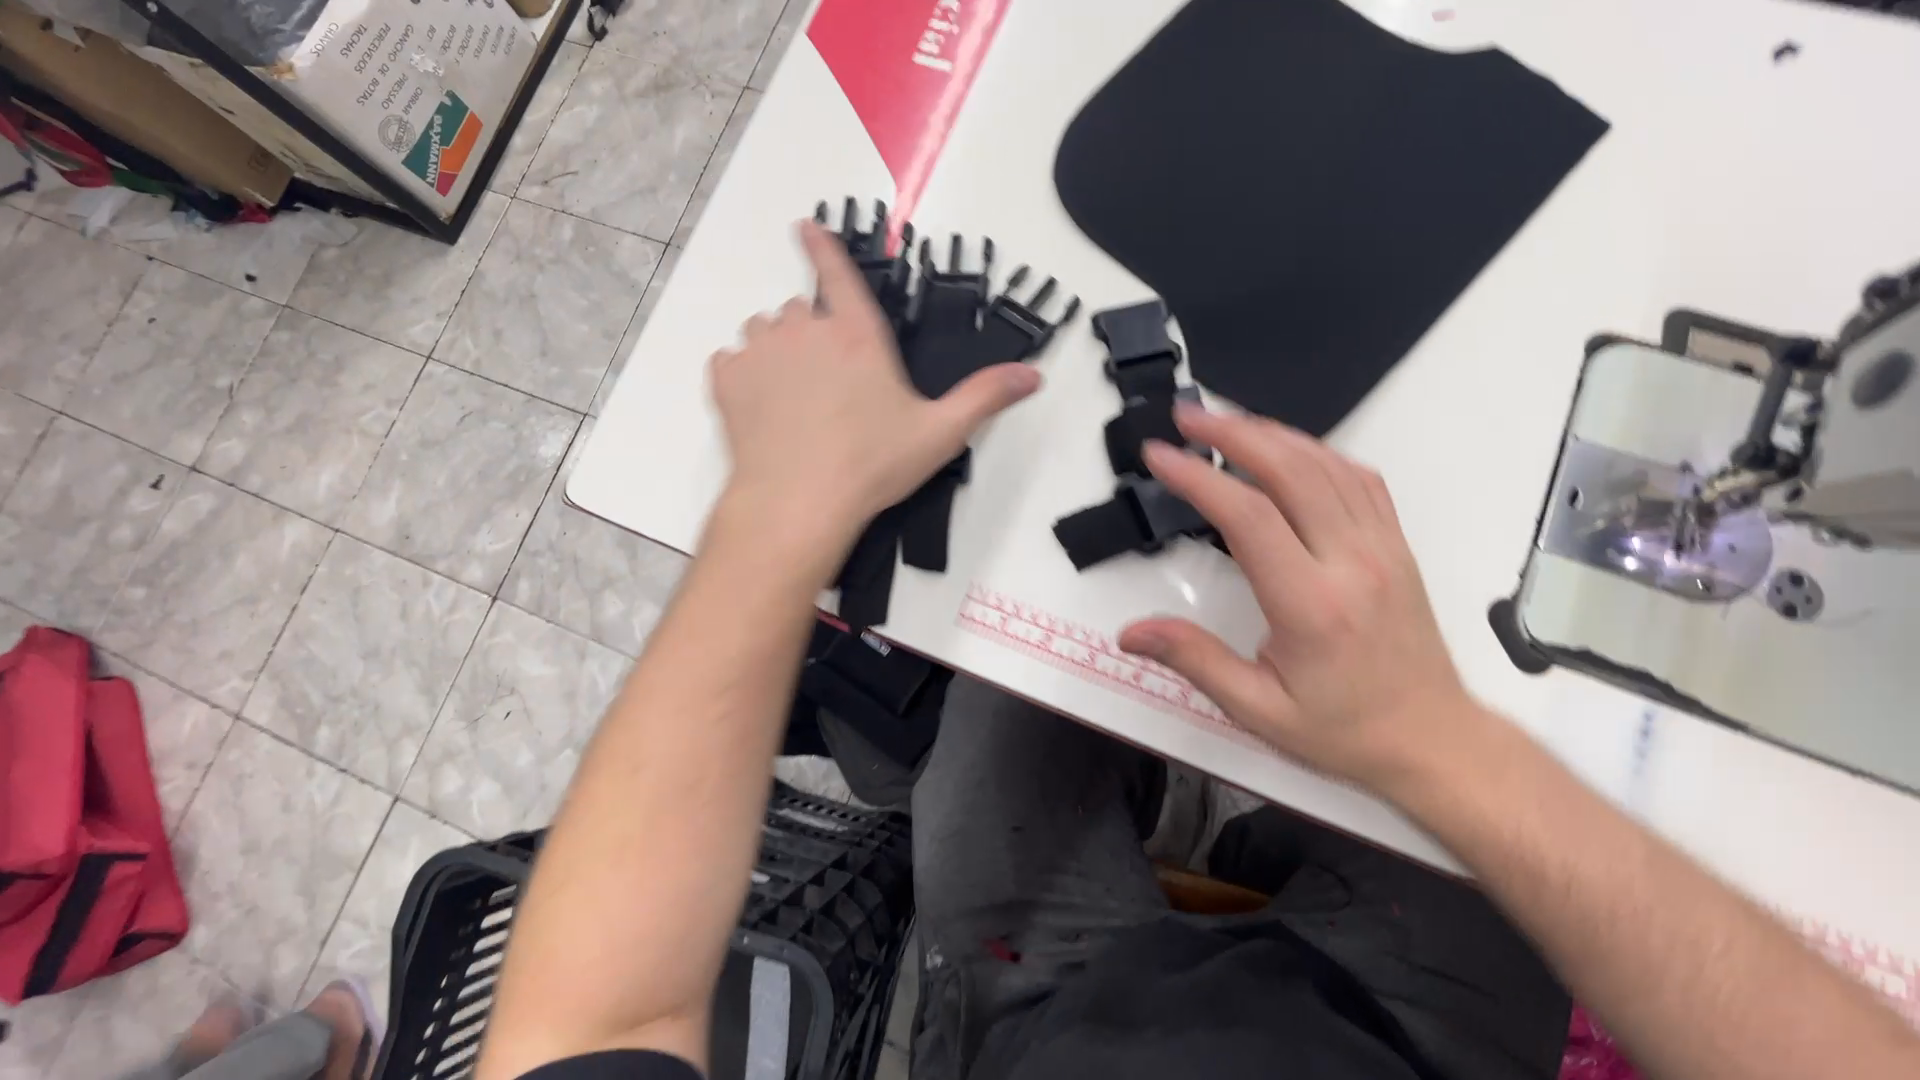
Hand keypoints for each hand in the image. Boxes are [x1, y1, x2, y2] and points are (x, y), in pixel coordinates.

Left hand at [708, 221, 1040, 559]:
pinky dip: (742, 376)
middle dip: (811, 336)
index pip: (837, 272)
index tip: (804, 226)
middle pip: (800, 310)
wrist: (796, 503)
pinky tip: (759, 409)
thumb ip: (984, 397)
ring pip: (763, 332)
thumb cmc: (870, 466)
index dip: (821, 245)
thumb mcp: (939, 434)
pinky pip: (731, 361)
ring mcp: (761, 350)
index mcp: (856, 334)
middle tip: (826, 386)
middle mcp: (805, 329)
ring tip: (791, 398)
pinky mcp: (727, 379)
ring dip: (775, 352)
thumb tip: (1033, 376)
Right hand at [1118, 405, 1485, 793]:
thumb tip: (1130, 633)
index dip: (1199, 478)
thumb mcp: (1257, 709)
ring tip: (1225, 421)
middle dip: (1233, 432)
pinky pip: (1359, 478)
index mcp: (1312, 605)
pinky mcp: (1397, 545)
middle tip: (1186, 416)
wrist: (1432, 740)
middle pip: (1291, 470)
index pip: (1249, 517)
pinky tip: (1287, 449)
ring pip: (1327, 465)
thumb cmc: (1342, 730)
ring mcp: (1382, 547)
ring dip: (1272, 433)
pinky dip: (1317, 451)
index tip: (1160, 456)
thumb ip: (1194, 660)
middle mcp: (1352, 562)